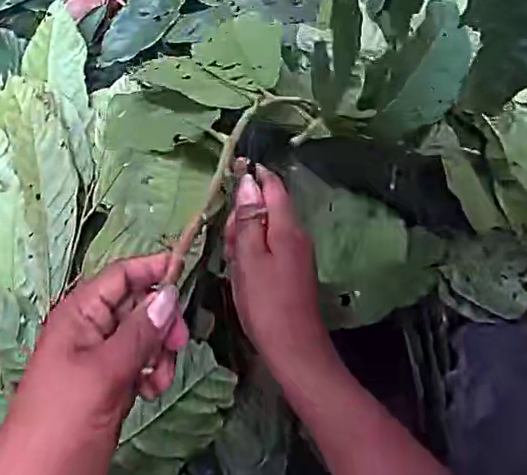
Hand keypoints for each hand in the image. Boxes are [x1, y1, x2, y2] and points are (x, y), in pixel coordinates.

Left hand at [0, 254, 188, 471]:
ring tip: (158, 380)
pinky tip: (150, 391)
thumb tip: (169, 294)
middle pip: (138, 304)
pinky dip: (152, 374)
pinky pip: (141, 364)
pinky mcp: (108, 386)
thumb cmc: (60, 421)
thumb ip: (138, 333)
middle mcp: (91, 328)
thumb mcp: (103, 373)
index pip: (122, 275)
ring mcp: (100, 359)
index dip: (153, 268)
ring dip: (159, 352)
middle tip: (178, 343)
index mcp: (81, 313)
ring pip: (144, 335)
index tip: (185, 268)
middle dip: (161, 321)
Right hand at [224, 164, 330, 375]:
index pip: (273, 186)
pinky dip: (254, 252)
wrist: (297, 353)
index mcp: (287, 226)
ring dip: (246, 236)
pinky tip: (244, 273)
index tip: (232, 174)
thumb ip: (247, 219)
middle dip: (244, 214)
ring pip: (267, 228)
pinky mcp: (294, 270)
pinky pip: (271, 246)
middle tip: (228, 241)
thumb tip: (247, 182)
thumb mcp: (249, 259)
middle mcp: (296, 233)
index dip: (254, 175)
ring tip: (233, 261)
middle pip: (268, 207)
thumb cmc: (267, 304)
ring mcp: (298, 252)